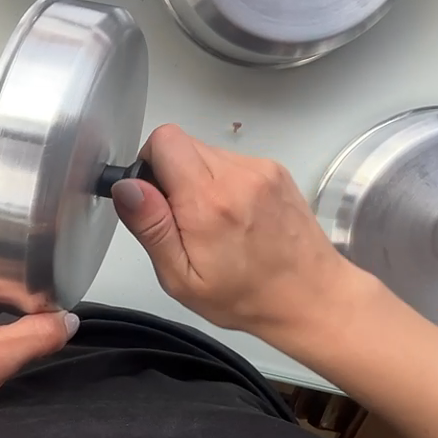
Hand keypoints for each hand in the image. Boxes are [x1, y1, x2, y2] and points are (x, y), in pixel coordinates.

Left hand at [0, 250, 77, 420]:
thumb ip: (37, 336)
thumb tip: (71, 321)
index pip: (26, 266)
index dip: (44, 297)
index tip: (47, 327)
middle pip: (20, 275)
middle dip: (33, 307)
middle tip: (32, 338)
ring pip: (11, 291)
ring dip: (21, 316)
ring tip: (15, 340)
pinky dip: (9, 321)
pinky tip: (6, 340)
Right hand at [111, 124, 366, 340]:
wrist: (310, 296)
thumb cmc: (245, 296)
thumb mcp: (181, 277)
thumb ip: (151, 227)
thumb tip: (127, 187)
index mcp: (208, 203)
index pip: (164, 141)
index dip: (148, 165)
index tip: (154, 199)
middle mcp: (238, 176)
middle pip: (182, 143)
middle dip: (170, 175)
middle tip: (182, 221)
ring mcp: (261, 169)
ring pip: (205, 151)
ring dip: (195, 180)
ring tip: (210, 223)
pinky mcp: (274, 170)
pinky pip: (229, 161)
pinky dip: (220, 183)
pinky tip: (231, 218)